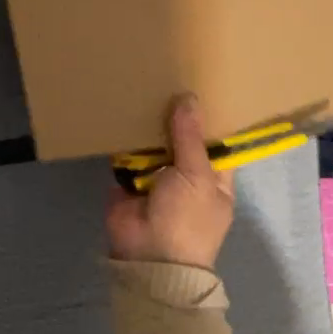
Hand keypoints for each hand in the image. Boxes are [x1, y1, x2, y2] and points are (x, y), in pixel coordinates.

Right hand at [106, 96, 234, 268]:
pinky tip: (118, 109)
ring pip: (152, 144)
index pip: (214, 143)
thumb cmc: (186, 219)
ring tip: (140, 85)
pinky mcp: (126, 180)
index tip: (198, 86)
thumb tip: (188, 98)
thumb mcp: (196, 176)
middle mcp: (186, 176)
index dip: (207, 119)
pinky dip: (122, 138)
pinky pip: (125, 154)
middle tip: (163, 78)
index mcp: (214, 178)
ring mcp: (155, 178)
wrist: (147, 255)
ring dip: (146, 124)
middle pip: (180, 140)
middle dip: (172, 116)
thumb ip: (189, 137)